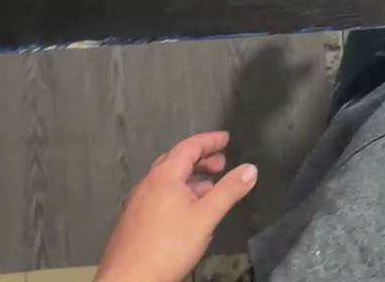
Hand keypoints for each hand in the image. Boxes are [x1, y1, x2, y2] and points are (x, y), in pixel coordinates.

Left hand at [95, 132, 257, 281]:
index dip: (210, 141)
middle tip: (221, 165)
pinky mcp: (133, 223)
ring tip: (209, 190)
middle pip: (176, 161)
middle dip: (201, 160)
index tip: (227, 139)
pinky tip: (187, 214)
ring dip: (190, 180)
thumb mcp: (205, 217)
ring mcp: (137, 204)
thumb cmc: (168, 246)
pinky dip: (178, 195)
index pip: (189, 147)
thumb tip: (251, 168)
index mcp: (164, 176)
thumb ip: (228, 191)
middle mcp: (148, 184)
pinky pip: (159, 197)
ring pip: (168, 182)